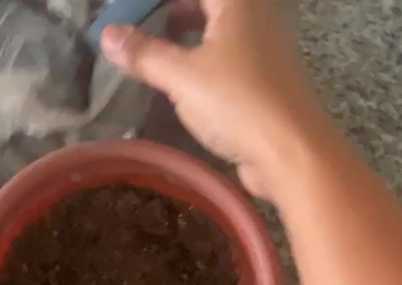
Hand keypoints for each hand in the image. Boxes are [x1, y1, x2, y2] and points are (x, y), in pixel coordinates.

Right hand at [100, 0, 336, 201]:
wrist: (293, 154)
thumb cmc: (239, 103)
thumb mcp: (183, 78)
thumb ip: (145, 55)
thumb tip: (108, 36)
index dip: (158, 1)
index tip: (126, 12)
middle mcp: (257, 15)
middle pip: (208, 3)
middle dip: (173, 10)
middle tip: (138, 25)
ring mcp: (267, 50)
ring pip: (220, 29)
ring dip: (188, 35)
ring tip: (157, 51)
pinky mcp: (269, 83)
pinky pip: (230, 59)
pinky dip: (205, 61)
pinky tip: (185, 84)